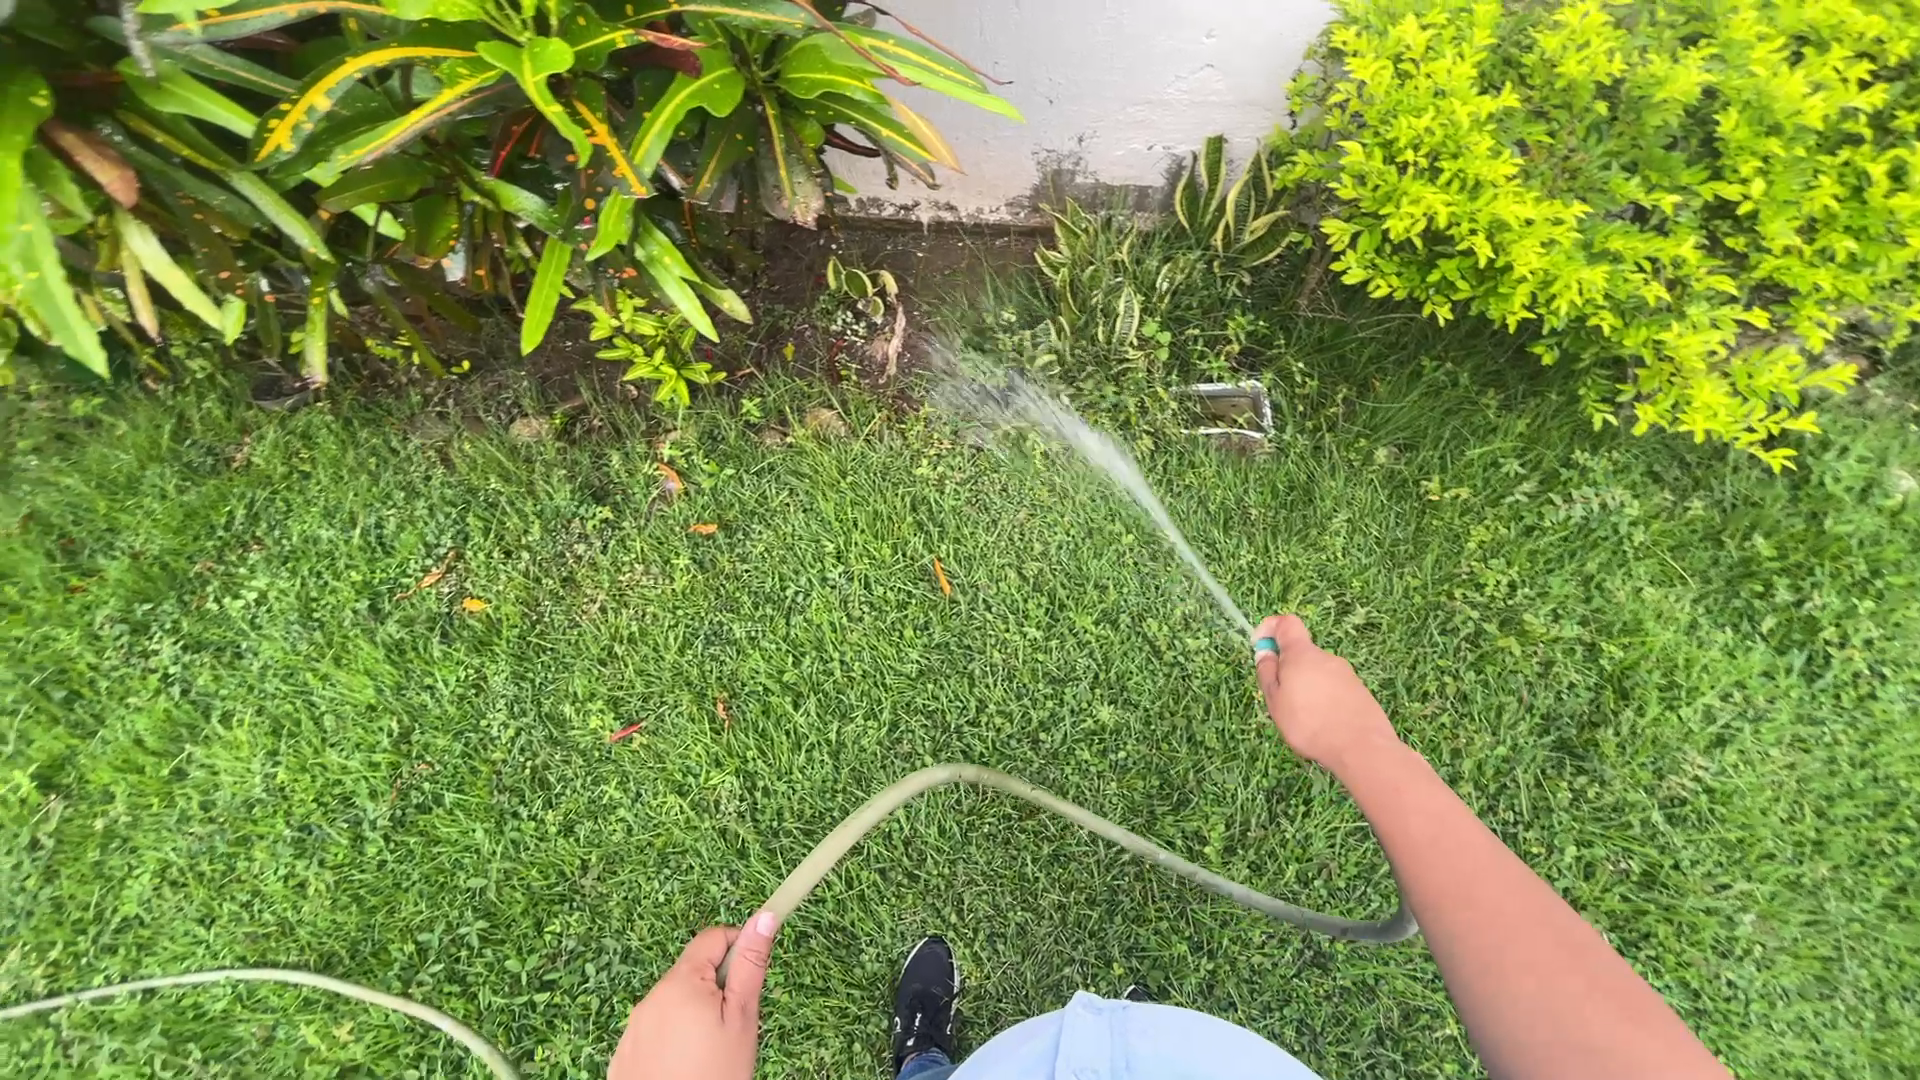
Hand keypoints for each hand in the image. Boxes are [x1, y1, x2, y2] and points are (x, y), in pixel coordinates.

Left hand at [608, 912, 778, 1079]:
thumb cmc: (716, 1074)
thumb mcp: (743, 1018)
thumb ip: (750, 964)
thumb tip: (764, 916)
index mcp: (680, 982)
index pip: (713, 937)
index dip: (737, 949)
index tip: (748, 980)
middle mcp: (649, 998)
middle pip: (692, 972)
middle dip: (717, 989)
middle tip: (732, 1026)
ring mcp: (632, 1029)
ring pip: (675, 1003)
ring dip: (695, 1014)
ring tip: (710, 1053)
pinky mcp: (623, 1057)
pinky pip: (655, 1031)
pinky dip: (673, 1040)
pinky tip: (685, 1068)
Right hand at [1252, 614, 1400, 773]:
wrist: (1362, 748)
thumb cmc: (1309, 723)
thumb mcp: (1276, 700)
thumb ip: (1267, 672)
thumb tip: (1265, 653)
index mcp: (1302, 654)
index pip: (1285, 623)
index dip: (1269, 629)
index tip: (1260, 649)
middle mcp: (1326, 657)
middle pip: (1300, 653)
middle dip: (1287, 670)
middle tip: (1281, 700)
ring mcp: (1346, 674)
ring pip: (1316, 673)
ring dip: (1305, 688)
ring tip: (1304, 718)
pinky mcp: (1359, 691)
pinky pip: (1332, 688)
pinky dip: (1323, 699)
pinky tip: (1323, 724)